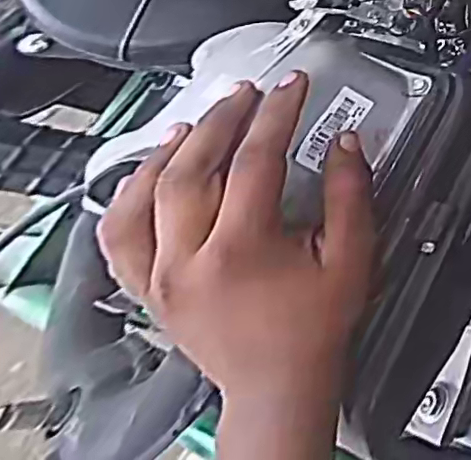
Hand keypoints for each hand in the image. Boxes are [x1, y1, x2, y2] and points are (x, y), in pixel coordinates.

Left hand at [98, 72, 376, 402]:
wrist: (277, 384)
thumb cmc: (316, 324)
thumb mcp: (352, 253)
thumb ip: (351, 192)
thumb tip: (345, 143)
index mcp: (241, 250)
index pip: (256, 159)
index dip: (278, 113)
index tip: (293, 86)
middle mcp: (187, 262)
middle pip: (193, 168)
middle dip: (224, 118)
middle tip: (250, 92)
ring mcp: (158, 277)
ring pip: (143, 197)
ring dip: (171, 148)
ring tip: (199, 119)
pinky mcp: (148, 287)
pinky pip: (118, 235)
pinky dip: (129, 194)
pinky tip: (150, 169)